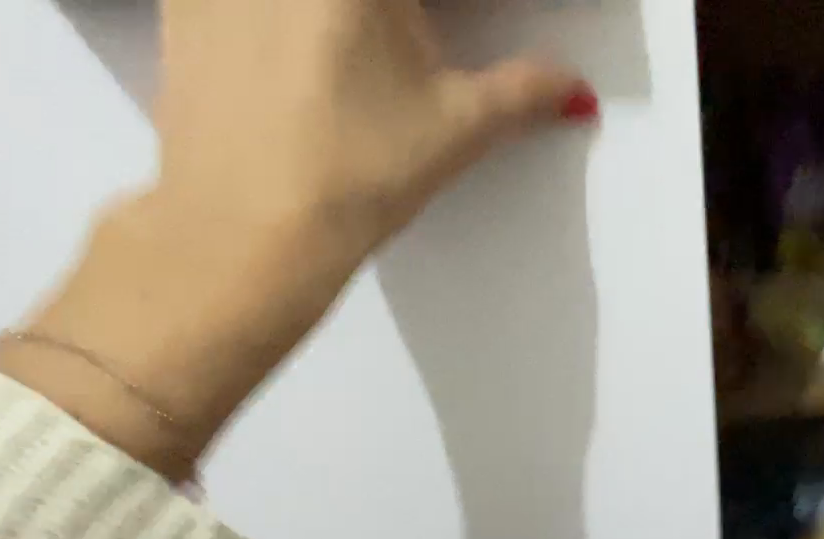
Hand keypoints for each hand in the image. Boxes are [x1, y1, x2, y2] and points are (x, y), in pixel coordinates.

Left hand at [0, 0, 594, 476]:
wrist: (247, 231)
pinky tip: (301, 69)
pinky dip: (294, 26)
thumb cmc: (357, 175)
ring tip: (359, 84)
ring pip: (325, 7)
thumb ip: (525, 94)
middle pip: (383, 5)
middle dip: (410, 26)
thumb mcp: (456, 129)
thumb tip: (577, 91)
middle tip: (416, 62)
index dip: (464, 19)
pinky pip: (252, 4)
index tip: (465, 42)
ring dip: (355, 30)